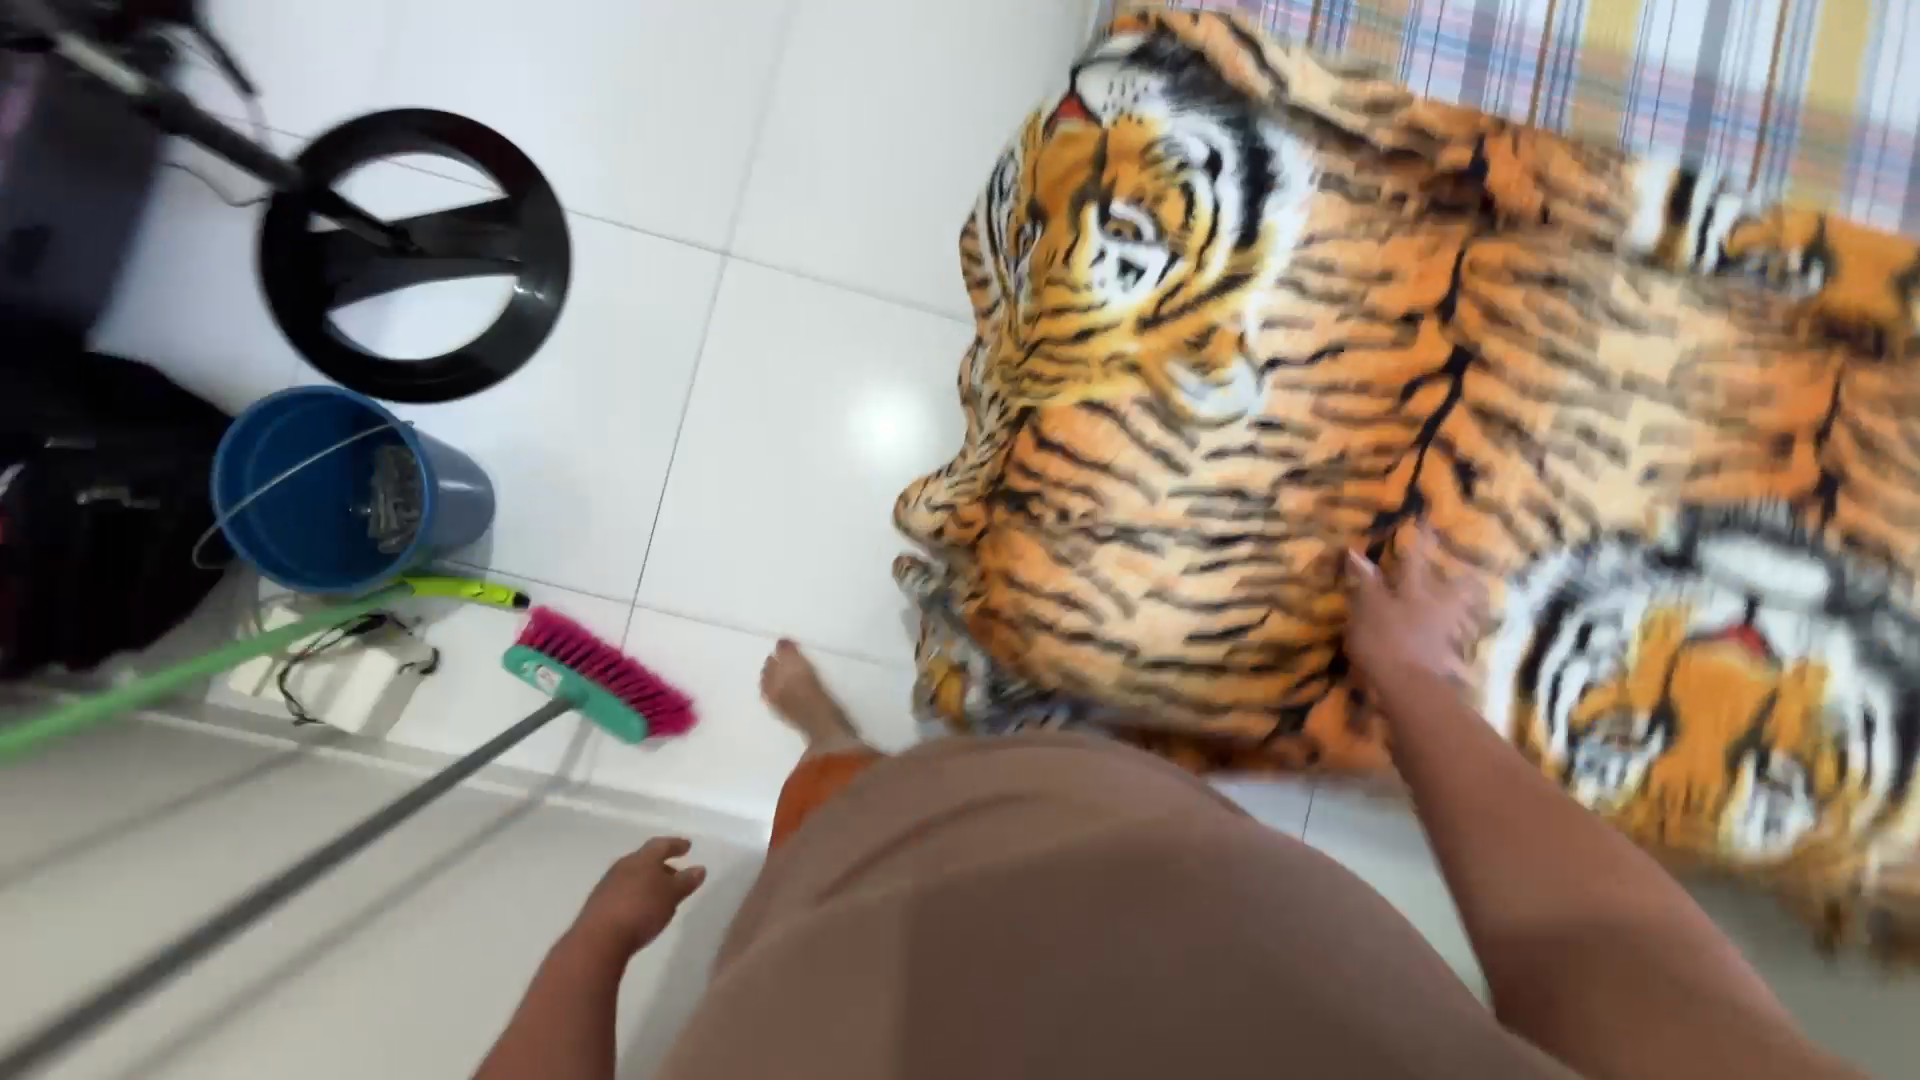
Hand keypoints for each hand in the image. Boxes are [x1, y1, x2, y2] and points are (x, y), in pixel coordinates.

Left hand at [569, 837, 706, 956]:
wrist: (598, 940)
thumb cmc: (641, 910)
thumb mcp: (671, 896)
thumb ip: (686, 881)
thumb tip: (699, 869)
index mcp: (643, 859)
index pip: (661, 845)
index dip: (675, 845)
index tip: (687, 846)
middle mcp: (623, 866)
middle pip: (645, 860)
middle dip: (661, 865)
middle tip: (675, 874)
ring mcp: (607, 885)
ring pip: (632, 876)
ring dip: (647, 881)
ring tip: (659, 894)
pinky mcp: (597, 904)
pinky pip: (622, 892)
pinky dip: (635, 895)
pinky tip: (640, 909)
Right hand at [1344, 534, 1481, 695]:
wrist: (1409, 687)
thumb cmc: (1383, 640)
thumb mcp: (1366, 608)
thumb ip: (1364, 582)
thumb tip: (1355, 552)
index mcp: (1414, 591)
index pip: (1414, 559)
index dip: (1418, 541)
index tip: (1425, 521)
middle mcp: (1436, 607)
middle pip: (1454, 587)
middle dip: (1460, 576)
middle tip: (1471, 568)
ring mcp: (1444, 632)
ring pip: (1458, 612)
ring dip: (1462, 605)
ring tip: (1465, 600)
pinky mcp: (1445, 657)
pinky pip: (1452, 638)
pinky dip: (1453, 634)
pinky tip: (1450, 636)